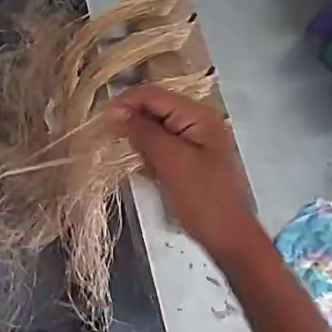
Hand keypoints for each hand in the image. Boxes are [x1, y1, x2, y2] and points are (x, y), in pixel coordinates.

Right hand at [106, 85, 257, 256]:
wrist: (229, 237)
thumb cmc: (203, 199)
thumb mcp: (171, 162)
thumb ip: (144, 132)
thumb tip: (115, 112)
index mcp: (199, 116)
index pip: (153, 95)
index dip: (125, 103)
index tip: (102, 122)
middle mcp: (198, 120)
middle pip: (155, 107)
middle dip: (130, 118)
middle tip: (109, 137)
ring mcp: (196, 138)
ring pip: (156, 125)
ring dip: (136, 134)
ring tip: (121, 149)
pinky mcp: (190, 156)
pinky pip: (162, 142)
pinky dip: (147, 148)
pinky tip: (139, 161)